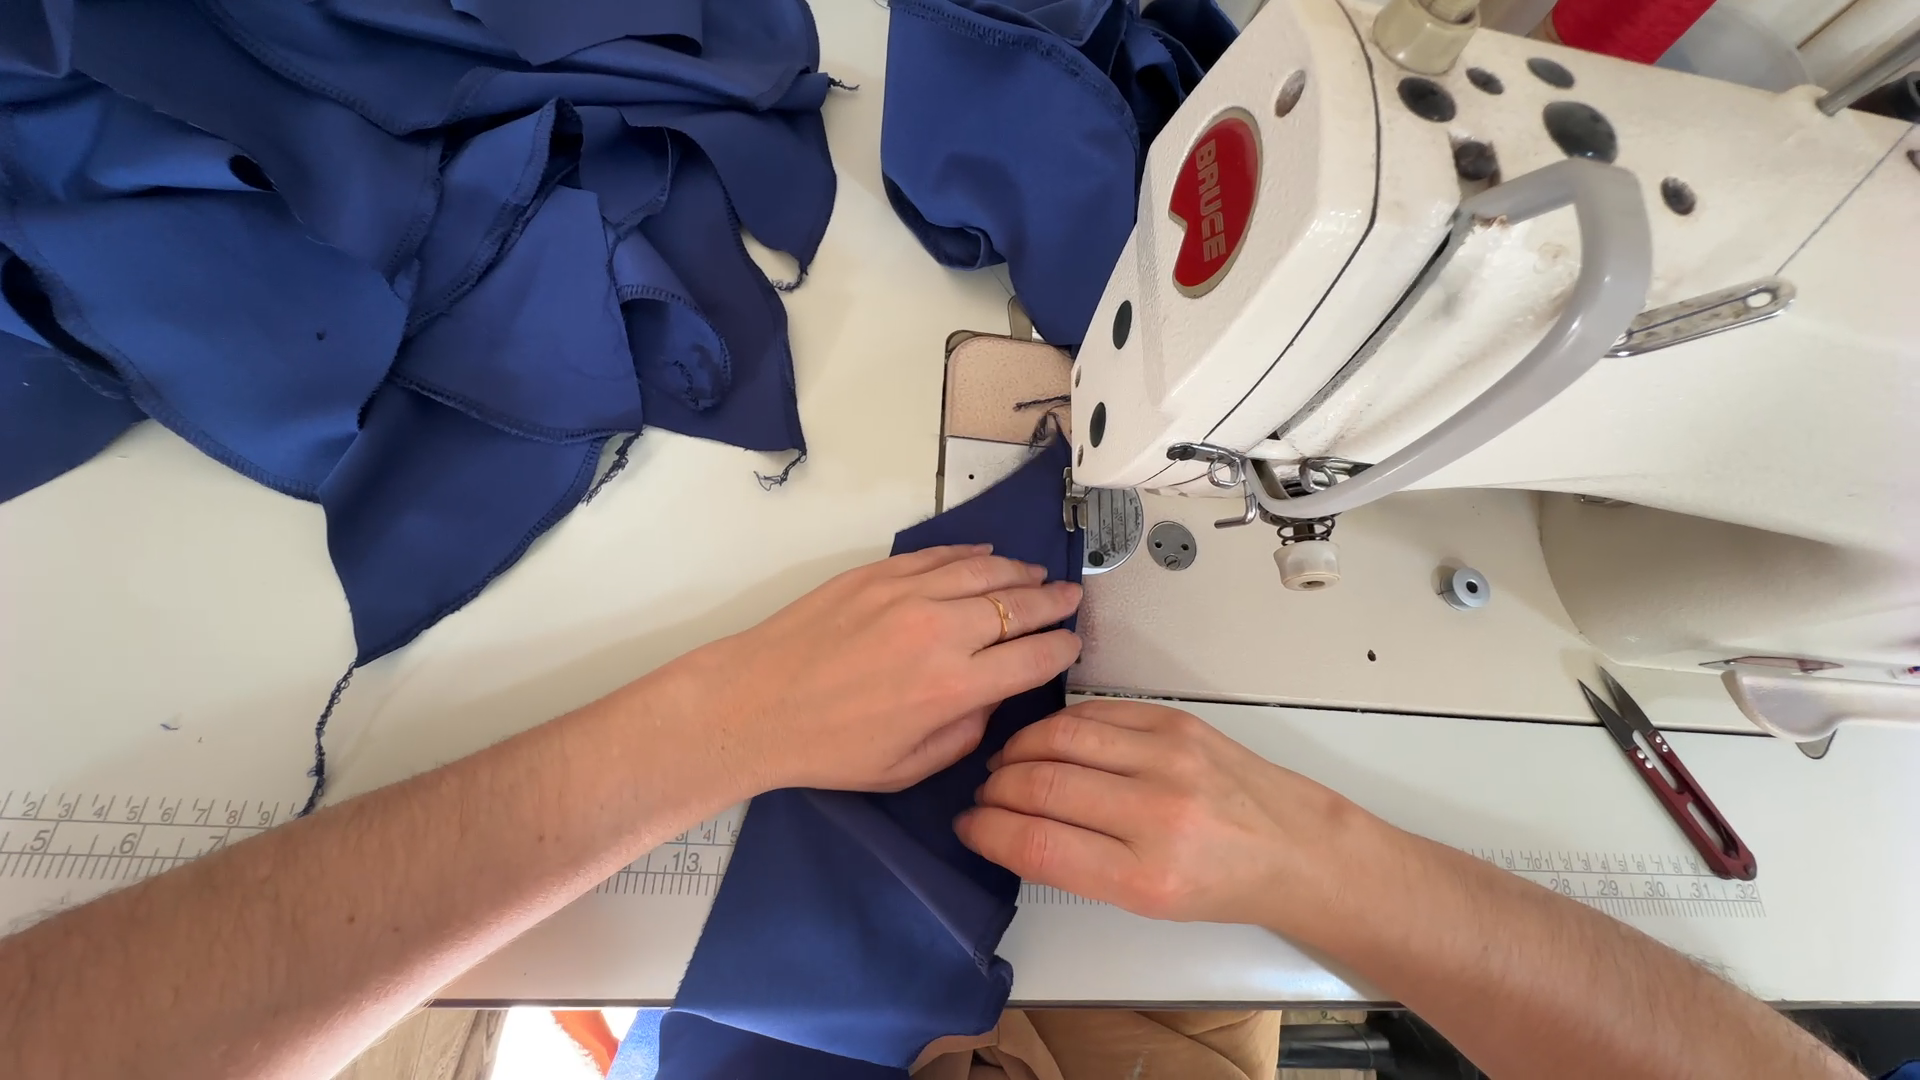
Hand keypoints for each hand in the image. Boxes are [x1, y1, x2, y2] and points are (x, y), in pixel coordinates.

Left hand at [652, 545, 1081, 795]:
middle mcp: (942, 631)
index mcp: (953, 688)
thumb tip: (993, 696)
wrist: (753, 704)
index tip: (1072, 642)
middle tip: (1072, 598)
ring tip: (1037, 575)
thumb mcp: (907, 768)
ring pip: (985, 571)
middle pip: (1019, 606)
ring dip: (1020, 573)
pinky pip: (940, 555)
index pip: (1033, 658)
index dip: (1062, 648)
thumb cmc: (829, 749)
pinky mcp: (879, 572)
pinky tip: (988, 555)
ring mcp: (909, 593)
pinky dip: (972, 554)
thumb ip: (965, 732)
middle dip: (1055, 602)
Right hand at [956, 700, 1362, 926]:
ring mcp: (1166, 756)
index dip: (987, 831)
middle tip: (984, 795)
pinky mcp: (1173, 720)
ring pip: (1060, 737)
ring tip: (1006, 764)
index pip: (1039, 844)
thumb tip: (1006, 828)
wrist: (1292, 845)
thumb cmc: (1216, 885)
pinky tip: (1045, 742)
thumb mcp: (1145, 900)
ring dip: (1017, 750)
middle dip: (996, 789)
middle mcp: (1156, 812)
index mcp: (1147, 876)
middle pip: (1042, 785)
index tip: (968, 826)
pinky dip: (1056, 727)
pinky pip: (1092, 714)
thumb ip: (1074, 864)